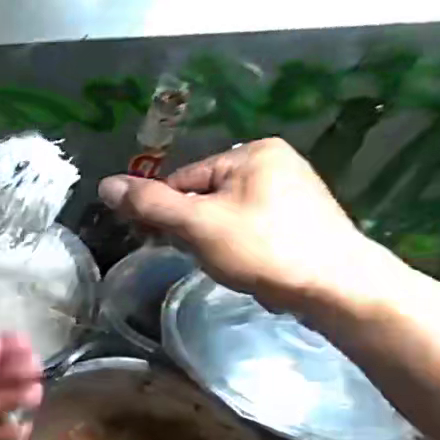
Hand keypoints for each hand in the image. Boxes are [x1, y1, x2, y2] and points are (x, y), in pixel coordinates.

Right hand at [97, 138, 409, 315]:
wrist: (334, 287)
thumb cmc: (262, 248)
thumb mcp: (197, 224)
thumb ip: (150, 204)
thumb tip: (105, 185)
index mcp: (252, 152)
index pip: (182, 180)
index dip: (166, 213)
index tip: (165, 242)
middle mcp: (274, 162)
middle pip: (201, 196)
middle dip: (190, 227)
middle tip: (198, 253)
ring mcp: (290, 190)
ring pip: (222, 215)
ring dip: (210, 239)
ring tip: (223, 261)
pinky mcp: (298, 219)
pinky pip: (246, 226)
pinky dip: (235, 245)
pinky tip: (243, 263)